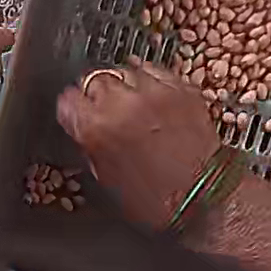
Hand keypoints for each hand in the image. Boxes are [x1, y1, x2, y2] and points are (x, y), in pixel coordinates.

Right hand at [57, 58, 223, 230]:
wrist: (203, 199)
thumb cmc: (155, 200)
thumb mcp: (106, 177)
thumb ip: (90, 145)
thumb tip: (84, 129)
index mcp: (96, 128)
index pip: (67, 100)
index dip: (71, 108)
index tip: (75, 112)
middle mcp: (121, 104)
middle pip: (94, 80)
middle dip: (95, 95)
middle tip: (102, 110)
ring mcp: (152, 93)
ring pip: (124, 71)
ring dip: (122, 85)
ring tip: (128, 103)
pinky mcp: (179, 89)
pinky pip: (154, 71)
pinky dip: (148, 81)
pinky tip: (150, 95)